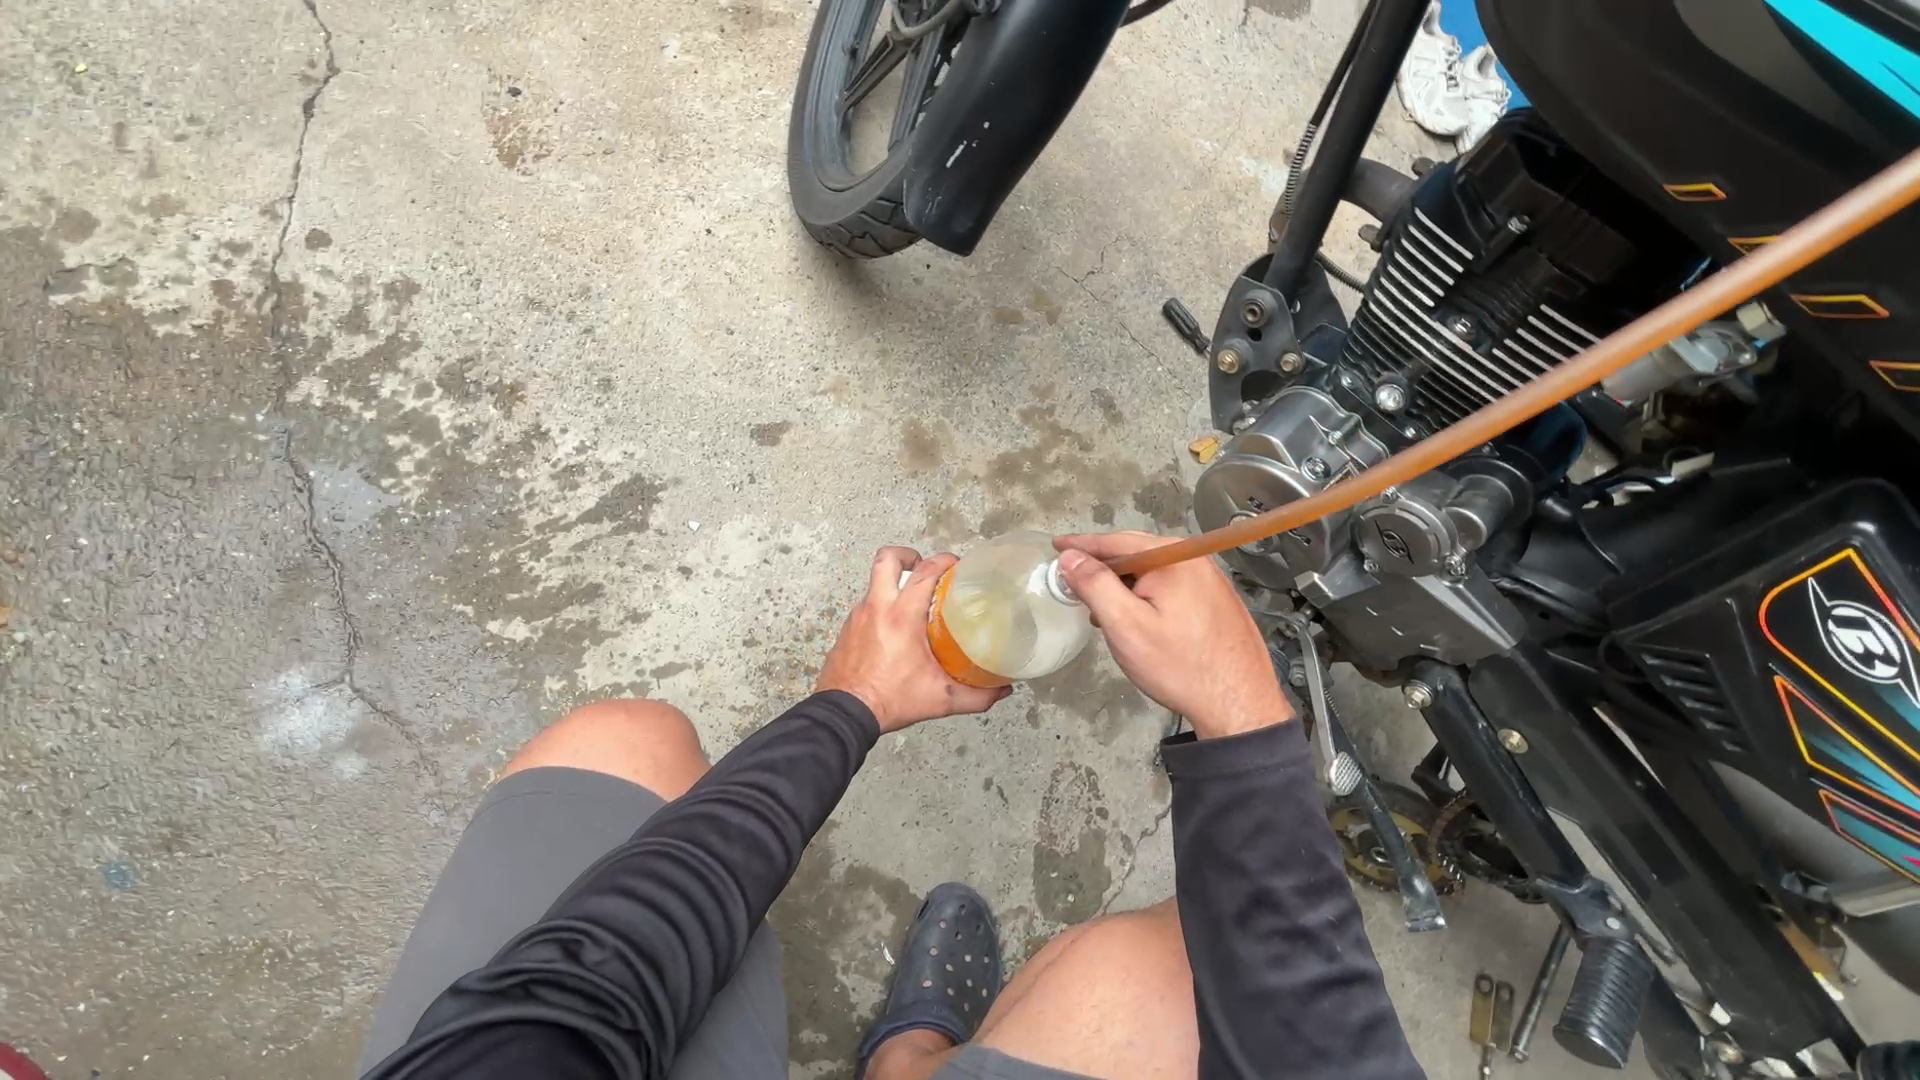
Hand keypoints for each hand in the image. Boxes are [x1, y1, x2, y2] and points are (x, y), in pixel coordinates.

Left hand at [816, 547, 1009, 732]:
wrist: (844, 714)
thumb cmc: (890, 700)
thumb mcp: (940, 699)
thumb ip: (977, 696)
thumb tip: (1002, 690)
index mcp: (902, 616)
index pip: (925, 572)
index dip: (943, 560)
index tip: (956, 565)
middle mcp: (877, 608)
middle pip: (886, 558)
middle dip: (906, 555)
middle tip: (923, 567)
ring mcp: (857, 617)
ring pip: (874, 583)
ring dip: (893, 585)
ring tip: (912, 605)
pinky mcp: (846, 630)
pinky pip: (865, 608)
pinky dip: (880, 610)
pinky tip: (893, 633)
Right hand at [1054, 532, 1292, 738]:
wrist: (1239, 705)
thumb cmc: (1179, 666)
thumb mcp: (1125, 626)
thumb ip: (1095, 585)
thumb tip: (1069, 556)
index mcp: (1173, 558)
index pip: (1117, 540)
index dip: (1082, 545)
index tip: (1056, 547)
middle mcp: (1195, 559)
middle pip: (1137, 552)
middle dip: (1102, 564)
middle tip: (1071, 577)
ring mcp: (1210, 579)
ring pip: (1153, 571)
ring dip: (1123, 582)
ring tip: (1097, 602)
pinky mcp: (1216, 601)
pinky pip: (1171, 585)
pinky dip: (1145, 593)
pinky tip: (1133, 615)